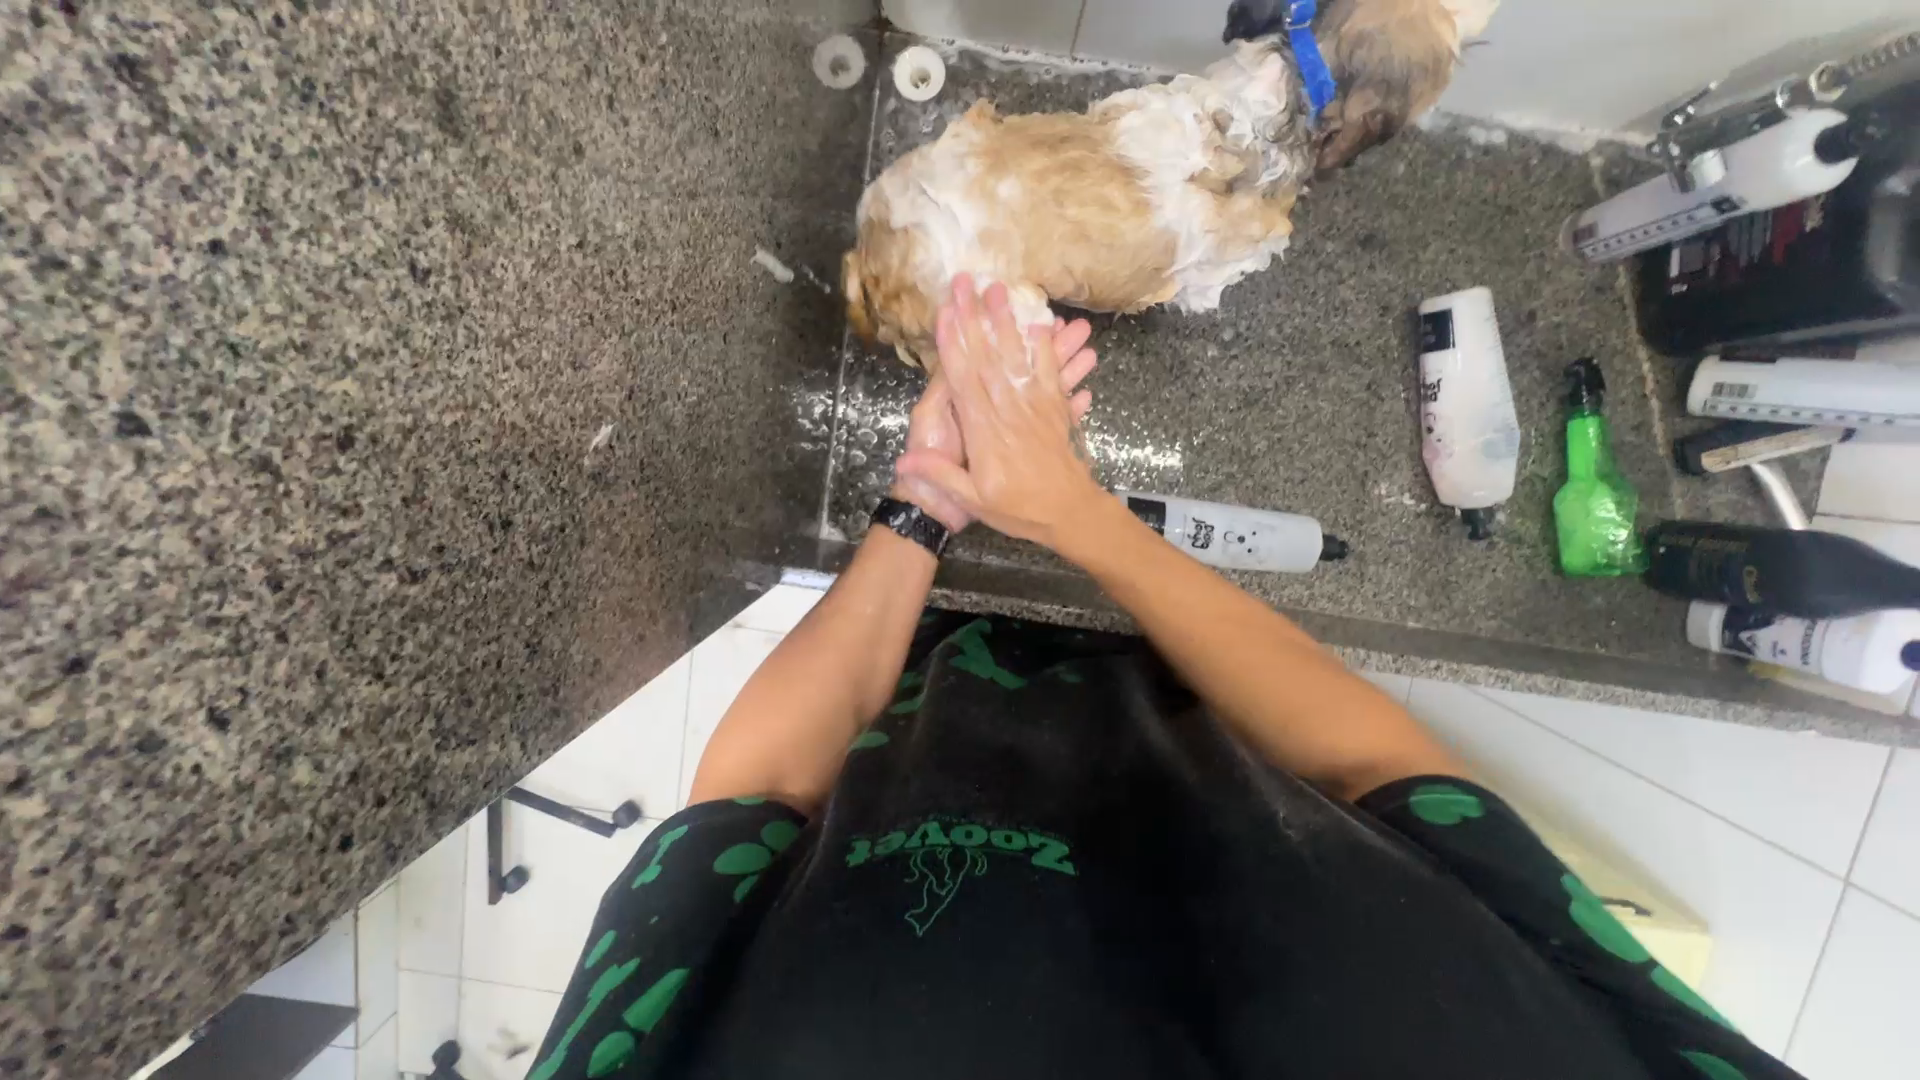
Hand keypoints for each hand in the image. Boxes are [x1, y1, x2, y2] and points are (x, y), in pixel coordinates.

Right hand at [894, 275, 1108, 547]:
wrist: (1071, 515)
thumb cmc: (1020, 511)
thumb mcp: (975, 500)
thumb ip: (941, 475)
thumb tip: (903, 460)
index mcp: (985, 433)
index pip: (964, 381)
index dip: (953, 344)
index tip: (945, 312)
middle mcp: (1010, 413)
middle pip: (989, 359)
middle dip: (976, 319)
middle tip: (969, 283)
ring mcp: (1036, 409)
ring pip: (1019, 359)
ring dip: (1009, 323)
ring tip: (1002, 291)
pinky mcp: (1056, 411)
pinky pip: (1050, 373)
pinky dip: (1046, 349)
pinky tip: (1044, 325)